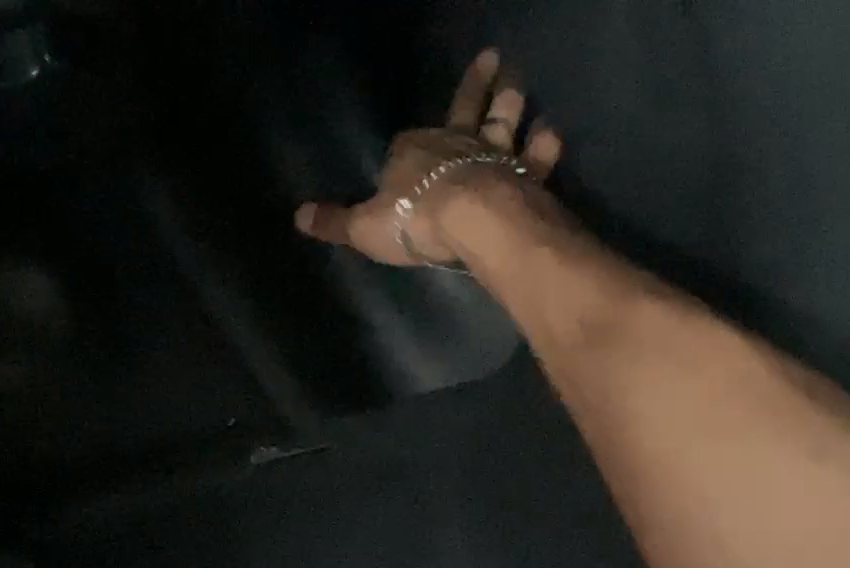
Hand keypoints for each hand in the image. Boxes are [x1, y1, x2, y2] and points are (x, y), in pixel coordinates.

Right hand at [293, 49, 563, 265]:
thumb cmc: (413, 219)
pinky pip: (536, 158)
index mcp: (412, 152)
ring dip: (510, 103)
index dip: (404, 152)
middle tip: (492, 58)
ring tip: (519, 83)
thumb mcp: (363, 227)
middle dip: (474, 88)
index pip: (404, 146)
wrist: (471, 221)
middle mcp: (454, 144)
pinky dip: (544, 147)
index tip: (404, 155)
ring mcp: (493, 156)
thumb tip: (298, 217)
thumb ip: (335, 222)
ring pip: (502, 122)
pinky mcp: (524, 175)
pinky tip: (551, 134)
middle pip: (463, 111)